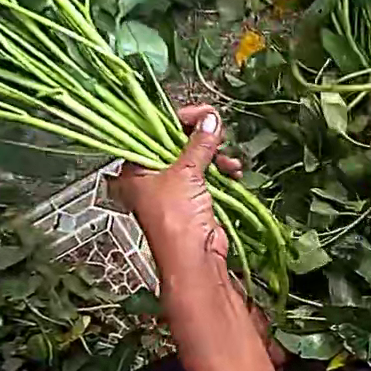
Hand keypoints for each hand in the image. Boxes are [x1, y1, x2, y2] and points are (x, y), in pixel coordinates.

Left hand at [108, 105, 242, 271]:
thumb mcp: (185, 172)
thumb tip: (211, 119)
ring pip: (197, 160)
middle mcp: (152, 176)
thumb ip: (199, 143)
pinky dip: (222, 173)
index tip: (203, 113)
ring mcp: (175, 189)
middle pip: (178, 144)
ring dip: (217, 157)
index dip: (179, 118)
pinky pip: (209, 177)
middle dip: (203, 139)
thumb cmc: (175, 218)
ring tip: (229, 162)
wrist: (193, 257)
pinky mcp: (195, 200)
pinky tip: (233, 173)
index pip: (154, 130)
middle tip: (219, 132)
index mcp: (136, 168)